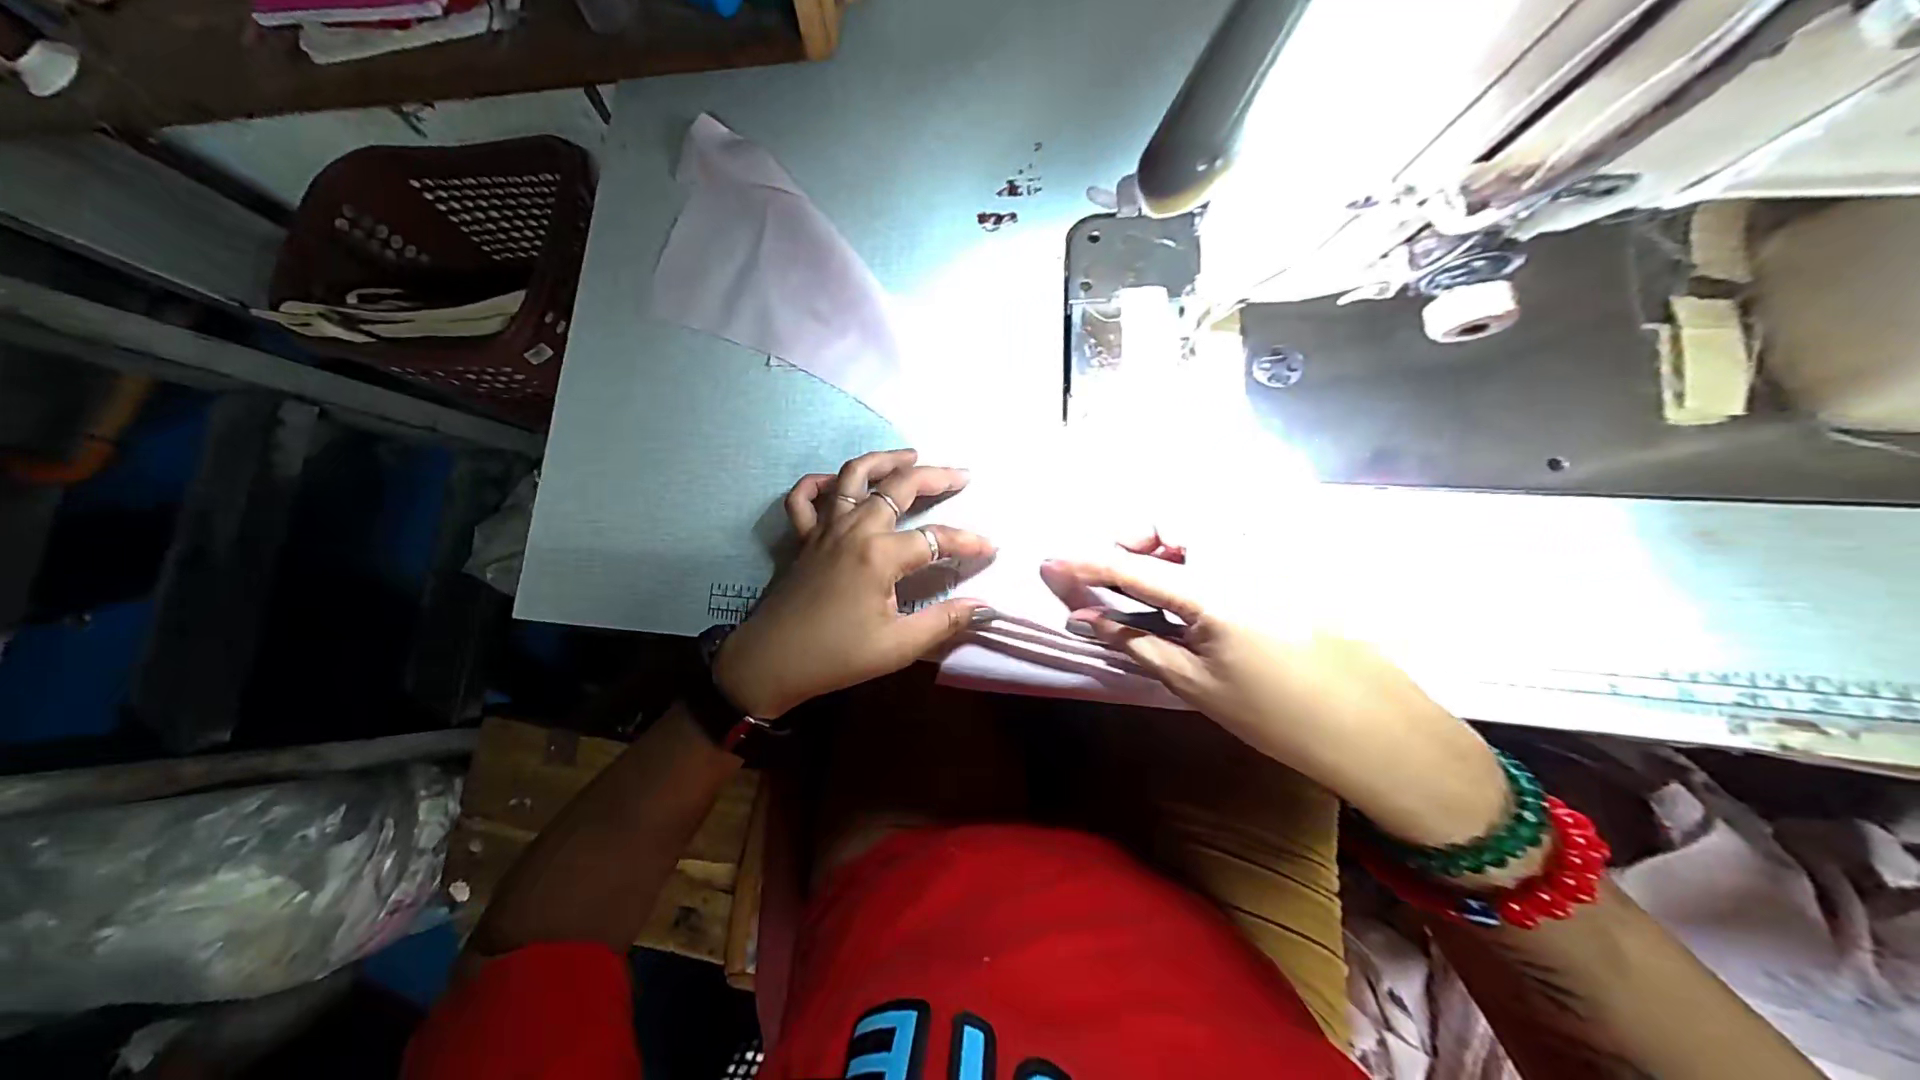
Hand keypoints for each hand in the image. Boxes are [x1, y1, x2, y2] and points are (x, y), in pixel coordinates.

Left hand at [713, 449, 995, 719]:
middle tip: (961, 475)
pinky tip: (836, 482)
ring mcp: (824, 529)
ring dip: (883, 461)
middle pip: (898, 487)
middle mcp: (854, 529)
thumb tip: (983, 606)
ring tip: (909, 456)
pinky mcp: (803, 538)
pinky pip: (804, 498)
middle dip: (935, 477)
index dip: (967, 542)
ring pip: (852, 476)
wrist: (772, 662)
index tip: (990, 549)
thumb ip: (943, 621)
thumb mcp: (898, 646)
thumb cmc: (837, 656)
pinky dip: (818, 483)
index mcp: (880, 554)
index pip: (935, 538)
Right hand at [1041, 533, 1508, 847]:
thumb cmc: (1277, 716)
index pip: (1133, 567)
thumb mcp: (1196, 684)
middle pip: (1174, 518)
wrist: (1375, 729)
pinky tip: (1193, 590)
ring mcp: (1270, 559)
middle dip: (1135, 535)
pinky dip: (1197, 554)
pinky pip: (1229, 543)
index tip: (1051, 561)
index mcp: (1213, 590)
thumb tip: (1086, 619)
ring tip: (1151, 584)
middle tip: (1119, 570)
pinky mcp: (1288, 567)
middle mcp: (1241, 558)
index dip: (1085, 565)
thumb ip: (1136, 642)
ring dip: (1166, 543)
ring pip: (1203, 526)